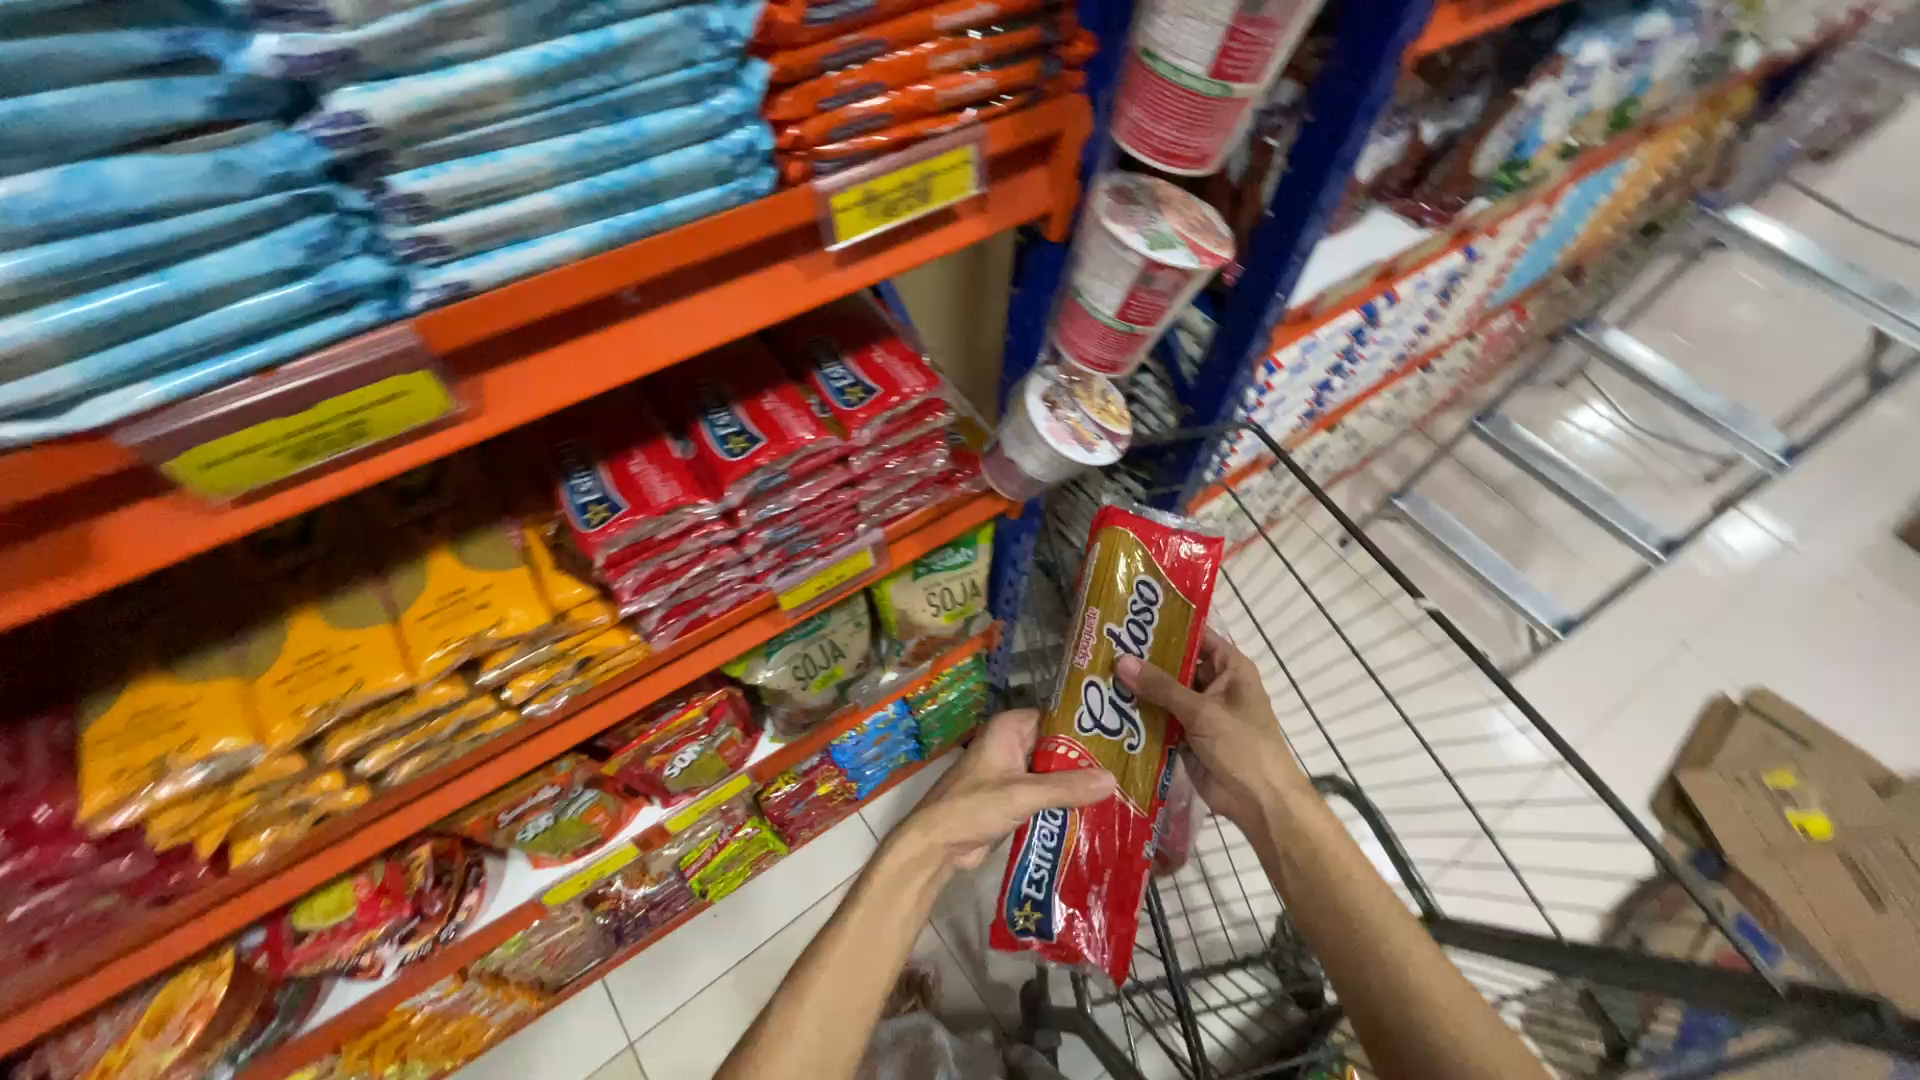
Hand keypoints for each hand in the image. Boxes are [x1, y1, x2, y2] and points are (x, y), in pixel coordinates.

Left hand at [890, 709, 1114, 876]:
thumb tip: (1114, 779)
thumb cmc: (972, 807)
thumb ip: (1066, 787)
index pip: (1057, 718)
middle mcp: (1013, 744)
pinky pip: (1047, 794)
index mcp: (1009, 729)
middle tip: (1130, 767)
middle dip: (1087, 759)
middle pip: (1058, 746)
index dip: (1086, 727)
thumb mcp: (1022, 794)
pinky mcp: (1015, 798)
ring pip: (1054, 772)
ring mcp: (1013, 772)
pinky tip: (1096, 810)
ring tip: (1122, 789)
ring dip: (1078, 783)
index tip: (1122, 736)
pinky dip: (1065, 802)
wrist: (937, 845)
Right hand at [1115, 631, 1306, 831]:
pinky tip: (1107, 706)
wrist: (1259, 803)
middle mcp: (1214, 685)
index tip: (1131, 618)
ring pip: (1163, 693)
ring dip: (1138, 689)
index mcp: (1229, 669)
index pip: (1196, 636)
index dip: (1167, 626)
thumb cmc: (1243, 747)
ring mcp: (1198, 712)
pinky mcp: (1185, 736)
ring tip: (1098, 673)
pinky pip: (1159, 719)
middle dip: (1144, 660)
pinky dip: (1139, 715)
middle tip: (1105, 647)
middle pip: (1175, 665)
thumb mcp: (1202, 712)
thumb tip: (1121, 661)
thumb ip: (1161, 687)